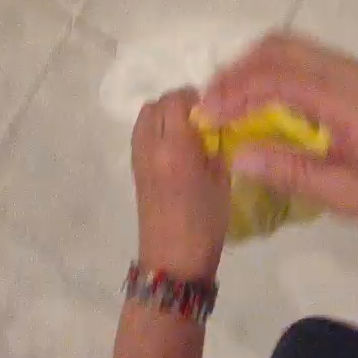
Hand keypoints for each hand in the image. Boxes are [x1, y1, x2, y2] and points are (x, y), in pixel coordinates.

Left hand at [131, 87, 230, 278]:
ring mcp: (138, 156)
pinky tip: (175, 145)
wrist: (173, 260)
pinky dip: (155, 127)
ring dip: (164, 113)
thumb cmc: (205, 221)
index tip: (212, 108)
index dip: (194, 97)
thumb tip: (215, 124)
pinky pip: (141, 132)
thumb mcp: (222, 178)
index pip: (176, 99)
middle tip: (200, 117)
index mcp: (175, 145)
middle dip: (178, 102)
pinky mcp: (134, 168)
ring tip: (186, 129)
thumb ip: (217, 144)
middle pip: (157, 104)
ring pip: (145, 115)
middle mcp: (150, 145)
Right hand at [200, 33, 357, 226]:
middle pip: (274, 49)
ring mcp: (344, 65)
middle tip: (209, 105)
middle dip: (234, 72)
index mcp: (342, 99)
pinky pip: (296, 54)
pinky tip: (254, 94)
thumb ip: (289, 172)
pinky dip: (266, 66)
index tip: (206, 117)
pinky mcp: (345, 70)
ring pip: (283, 45)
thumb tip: (237, 156)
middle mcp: (341, 70)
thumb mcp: (344, 195)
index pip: (275, 80)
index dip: (234, 94)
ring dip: (248, 65)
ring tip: (224, 98)